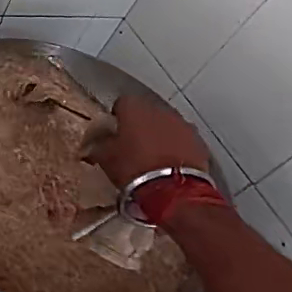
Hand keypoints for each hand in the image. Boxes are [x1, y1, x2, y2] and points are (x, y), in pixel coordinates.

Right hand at [87, 93, 213, 188]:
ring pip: (166, 124)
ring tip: (151, 156)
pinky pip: (182, 139)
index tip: (113, 132)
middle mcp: (160, 110)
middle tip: (131, 145)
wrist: (172, 189)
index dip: (116, 116)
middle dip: (139, 125)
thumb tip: (93, 142)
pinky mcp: (198, 141)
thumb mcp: (105, 158)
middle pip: (147, 112)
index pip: (122, 102)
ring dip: (159, 135)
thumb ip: (98, 144)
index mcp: (135, 108)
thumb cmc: (133, 169)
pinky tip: (168, 163)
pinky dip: (176, 147)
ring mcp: (183, 124)